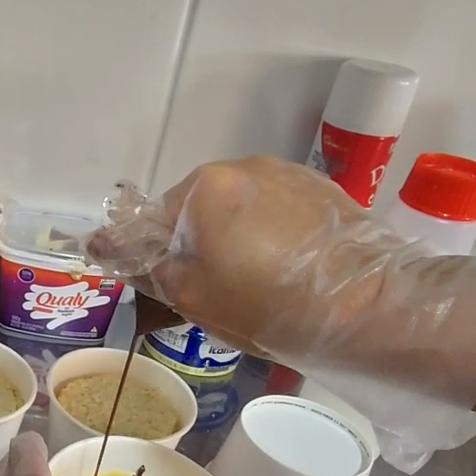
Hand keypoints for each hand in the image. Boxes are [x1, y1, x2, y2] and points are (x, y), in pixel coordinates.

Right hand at [87, 156, 403, 362]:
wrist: (371, 308)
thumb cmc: (267, 305)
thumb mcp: (193, 296)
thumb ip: (147, 266)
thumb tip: (104, 245)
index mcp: (204, 187)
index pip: (154, 218)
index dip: (155, 256)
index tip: (167, 285)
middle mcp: (243, 166)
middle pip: (198, 207)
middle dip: (199, 242)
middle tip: (216, 289)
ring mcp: (288, 174)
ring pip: (240, 207)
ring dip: (237, 235)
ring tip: (258, 280)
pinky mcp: (324, 188)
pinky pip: (278, 208)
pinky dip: (273, 232)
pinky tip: (289, 268)